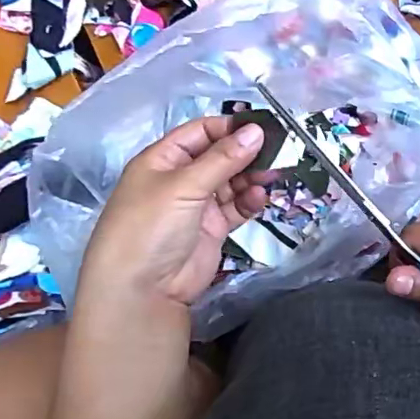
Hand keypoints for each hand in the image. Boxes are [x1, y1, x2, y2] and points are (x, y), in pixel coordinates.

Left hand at [73, 117, 271, 321]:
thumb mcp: (184, 186)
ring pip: (233, 181)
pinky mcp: (213, 228)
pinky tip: (260, 198)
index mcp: (163, 160)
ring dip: (252, 177)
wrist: (142, 290)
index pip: (201, 132)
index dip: (230, 128)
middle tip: (278, 152)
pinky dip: (250, 201)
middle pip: (220, 156)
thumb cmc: (151, 227)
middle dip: (247, 153)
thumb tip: (257, 130)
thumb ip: (223, 158)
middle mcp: (181, 179)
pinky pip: (237, 207)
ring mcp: (197, 205)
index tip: (262, 128)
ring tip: (272, 176)